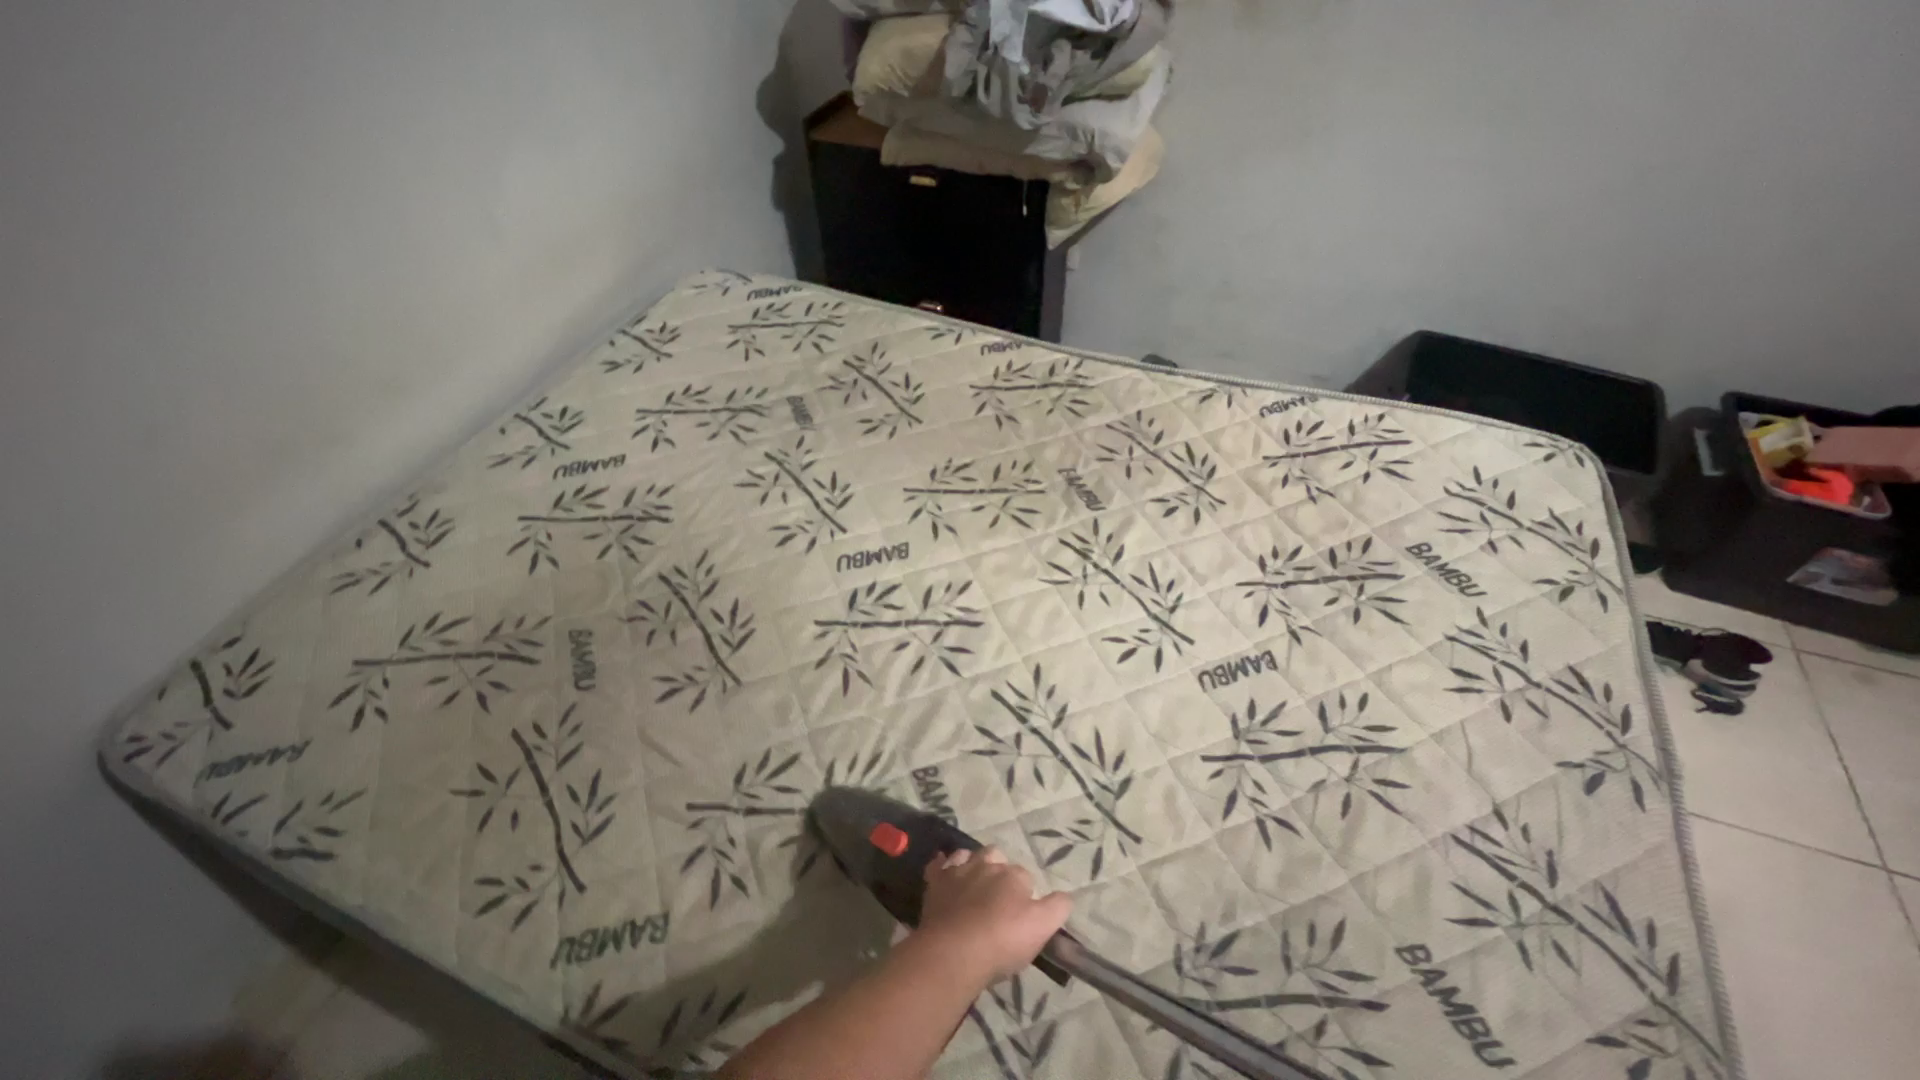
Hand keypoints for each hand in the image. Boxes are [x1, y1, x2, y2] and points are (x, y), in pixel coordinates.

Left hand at [917, 847, 1071, 979]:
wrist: (954, 952)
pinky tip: (943, 870)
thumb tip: (1065, 896)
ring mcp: (958, 872)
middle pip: (996, 858)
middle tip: (999, 899)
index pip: (1025, 877)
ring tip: (974, 884)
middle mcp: (986, 865)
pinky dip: (942, 866)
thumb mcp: (1042, 928)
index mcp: (1014, 875)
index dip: (1025, 895)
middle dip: (999, 871)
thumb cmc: (1001, 942)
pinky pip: (938, 865)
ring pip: (968, 855)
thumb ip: (1058, 908)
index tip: (1022, 915)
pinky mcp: (935, 883)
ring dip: (972, 864)